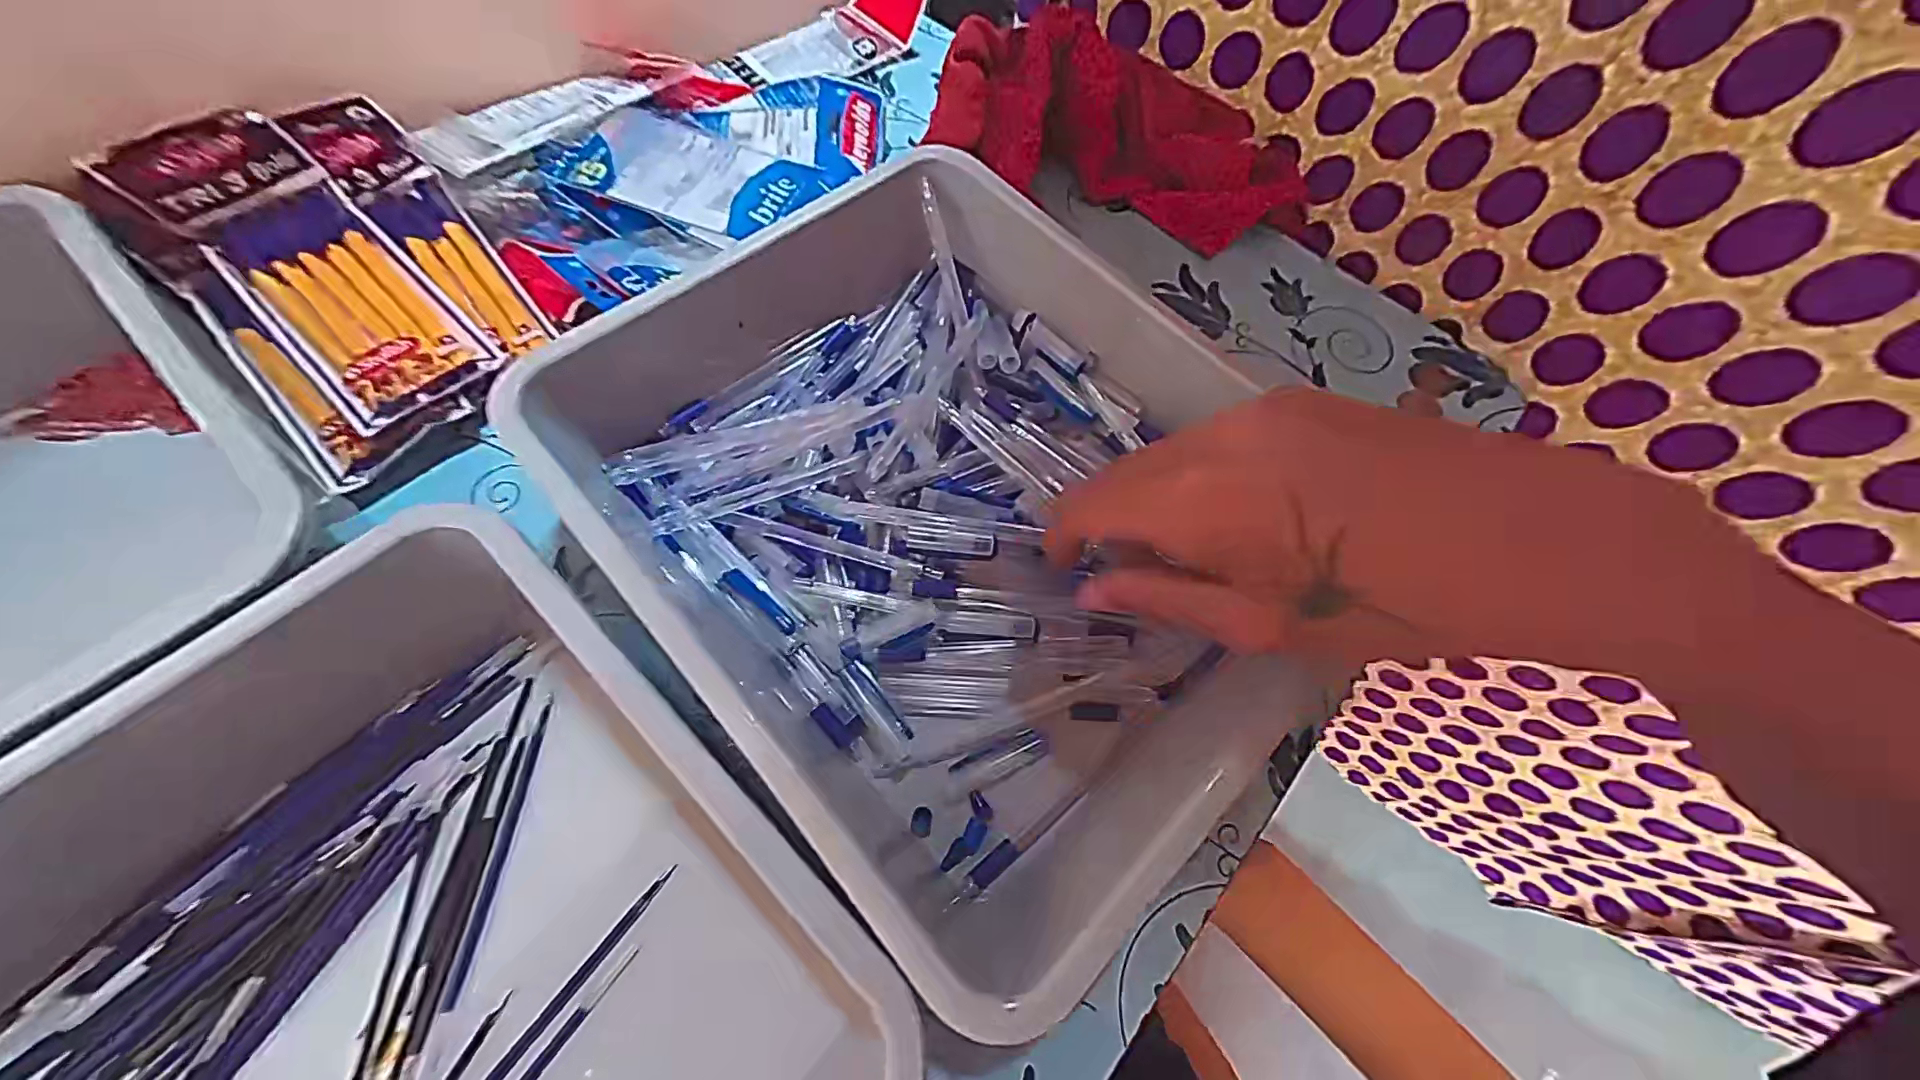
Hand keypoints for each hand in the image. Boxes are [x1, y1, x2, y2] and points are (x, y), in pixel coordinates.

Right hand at [1044, 387, 1796, 677]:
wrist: (1546, 540)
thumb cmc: (1397, 607)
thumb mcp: (1267, 624)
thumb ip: (1166, 598)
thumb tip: (1094, 586)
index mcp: (1202, 495)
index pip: (1092, 501)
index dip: (1064, 533)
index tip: (1063, 565)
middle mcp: (1219, 433)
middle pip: (1126, 472)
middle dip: (1111, 520)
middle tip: (1131, 571)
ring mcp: (1263, 407)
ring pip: (1170, 452)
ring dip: (1156, 498)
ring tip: (1193, 549)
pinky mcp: (1299, 400)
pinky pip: (1215, 438)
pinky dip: (1198, 476)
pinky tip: (1241, 513)